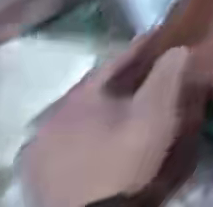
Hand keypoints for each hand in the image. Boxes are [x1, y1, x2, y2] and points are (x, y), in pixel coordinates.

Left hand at [18, 38, 203, 206]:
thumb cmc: (126, 155)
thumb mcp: (158, 109)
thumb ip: (168, 72)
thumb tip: (177, 48)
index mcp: (74, 101)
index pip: (114, 61)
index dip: (145, 46)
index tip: (169, 35)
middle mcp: (46, 122)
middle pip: (95, 88)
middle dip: (127, 76)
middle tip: (157, 69)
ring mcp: (35, 153)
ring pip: (81, 114)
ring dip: (108, 103)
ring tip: (137, 102)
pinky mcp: (36, 177)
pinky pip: (70, 138)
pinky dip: (93, 128)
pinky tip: (112, 132)